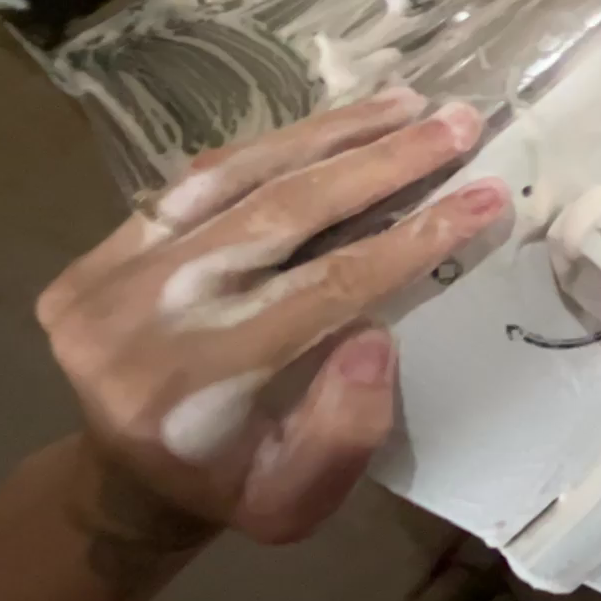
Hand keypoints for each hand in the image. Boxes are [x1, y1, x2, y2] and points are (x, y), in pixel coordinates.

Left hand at [36, 90, 506, 544]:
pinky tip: (346, 120)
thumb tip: (377, 338)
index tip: (489, 193)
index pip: (330, 282)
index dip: (418, 234)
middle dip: (389, 160)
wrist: (125, 471)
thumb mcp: (298, 498)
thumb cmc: (236, 478)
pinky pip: (208, 173)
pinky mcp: (110, 241)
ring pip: (244, 174)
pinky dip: (286, 140)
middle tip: (461, 122)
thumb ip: (343, 432)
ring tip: (411, 102)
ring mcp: (113, 267)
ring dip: (340, 130)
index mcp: (193, 380)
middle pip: (288, 210)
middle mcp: (141, 313)